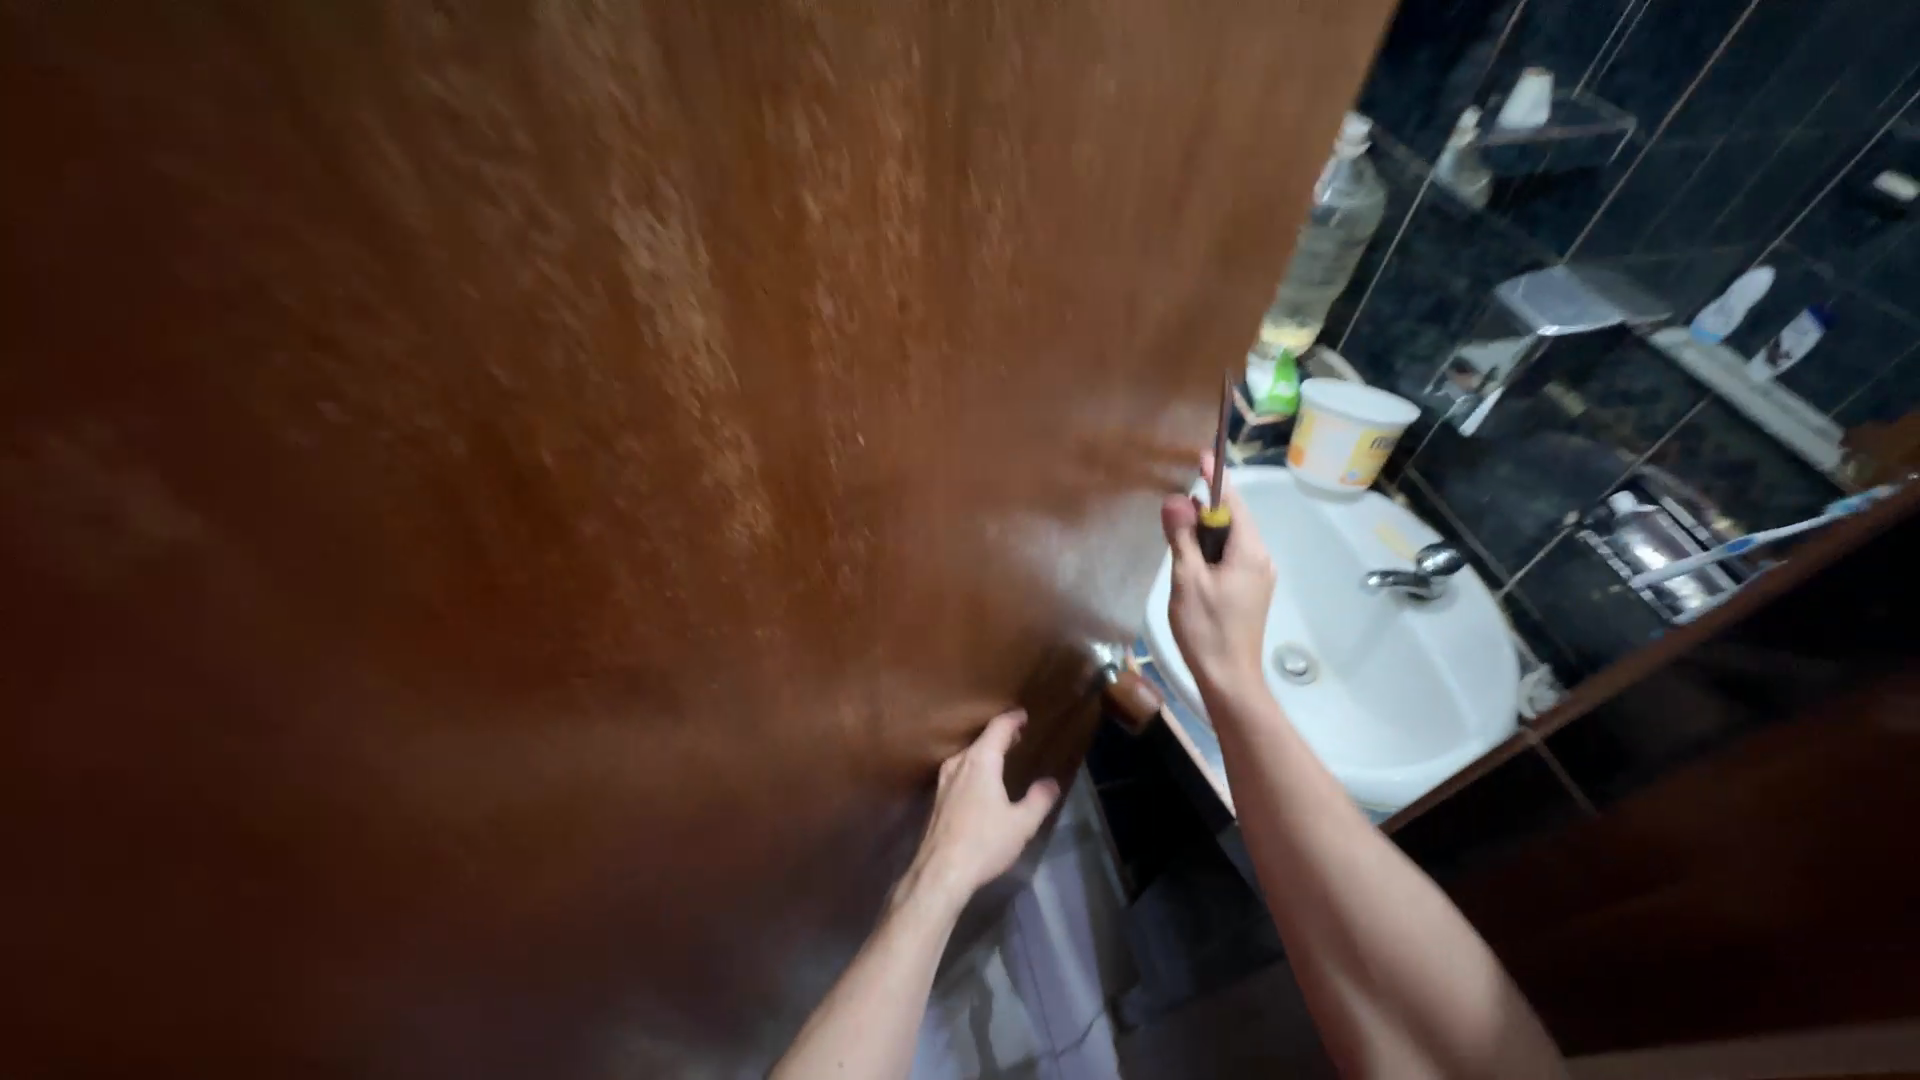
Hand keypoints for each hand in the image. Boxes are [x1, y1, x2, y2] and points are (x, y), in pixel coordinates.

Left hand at [906, 709, 1060, 905]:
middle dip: (1000, 735)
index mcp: (981, 762)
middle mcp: (959, 764)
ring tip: (1001, 756)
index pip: (997, 728)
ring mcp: (944, 781)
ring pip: (967, 755)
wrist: (940, 871)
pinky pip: (959, 770)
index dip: (1012, 720)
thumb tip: (1050, 782)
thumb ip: (1038, 799)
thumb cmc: (984, 842)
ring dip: (985, 751)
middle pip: (981, 740)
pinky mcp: (938, 799)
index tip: (1023, 716)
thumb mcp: (1021, 824)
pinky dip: (974, 766)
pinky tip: (981, 781)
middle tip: (1018, 735)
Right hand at [1162, 451, 1274, 695]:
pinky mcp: (1250, 591)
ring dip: (1206, 531)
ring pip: (1231, 540)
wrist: (1229, 677)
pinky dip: (1211, 550)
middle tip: (1174, 503)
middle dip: (1206, 508)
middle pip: (1234, 520)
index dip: (1216, 479)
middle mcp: (1260, 559)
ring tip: (1177, 531)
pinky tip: (1191, 558)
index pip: (1234, 503)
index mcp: (1249, 552)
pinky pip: (1232, 557)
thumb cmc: (1206, 628)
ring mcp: (1258, 577)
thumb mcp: (1187, 579)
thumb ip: (1182, 537)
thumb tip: (1176, 499)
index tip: (1201, 456)